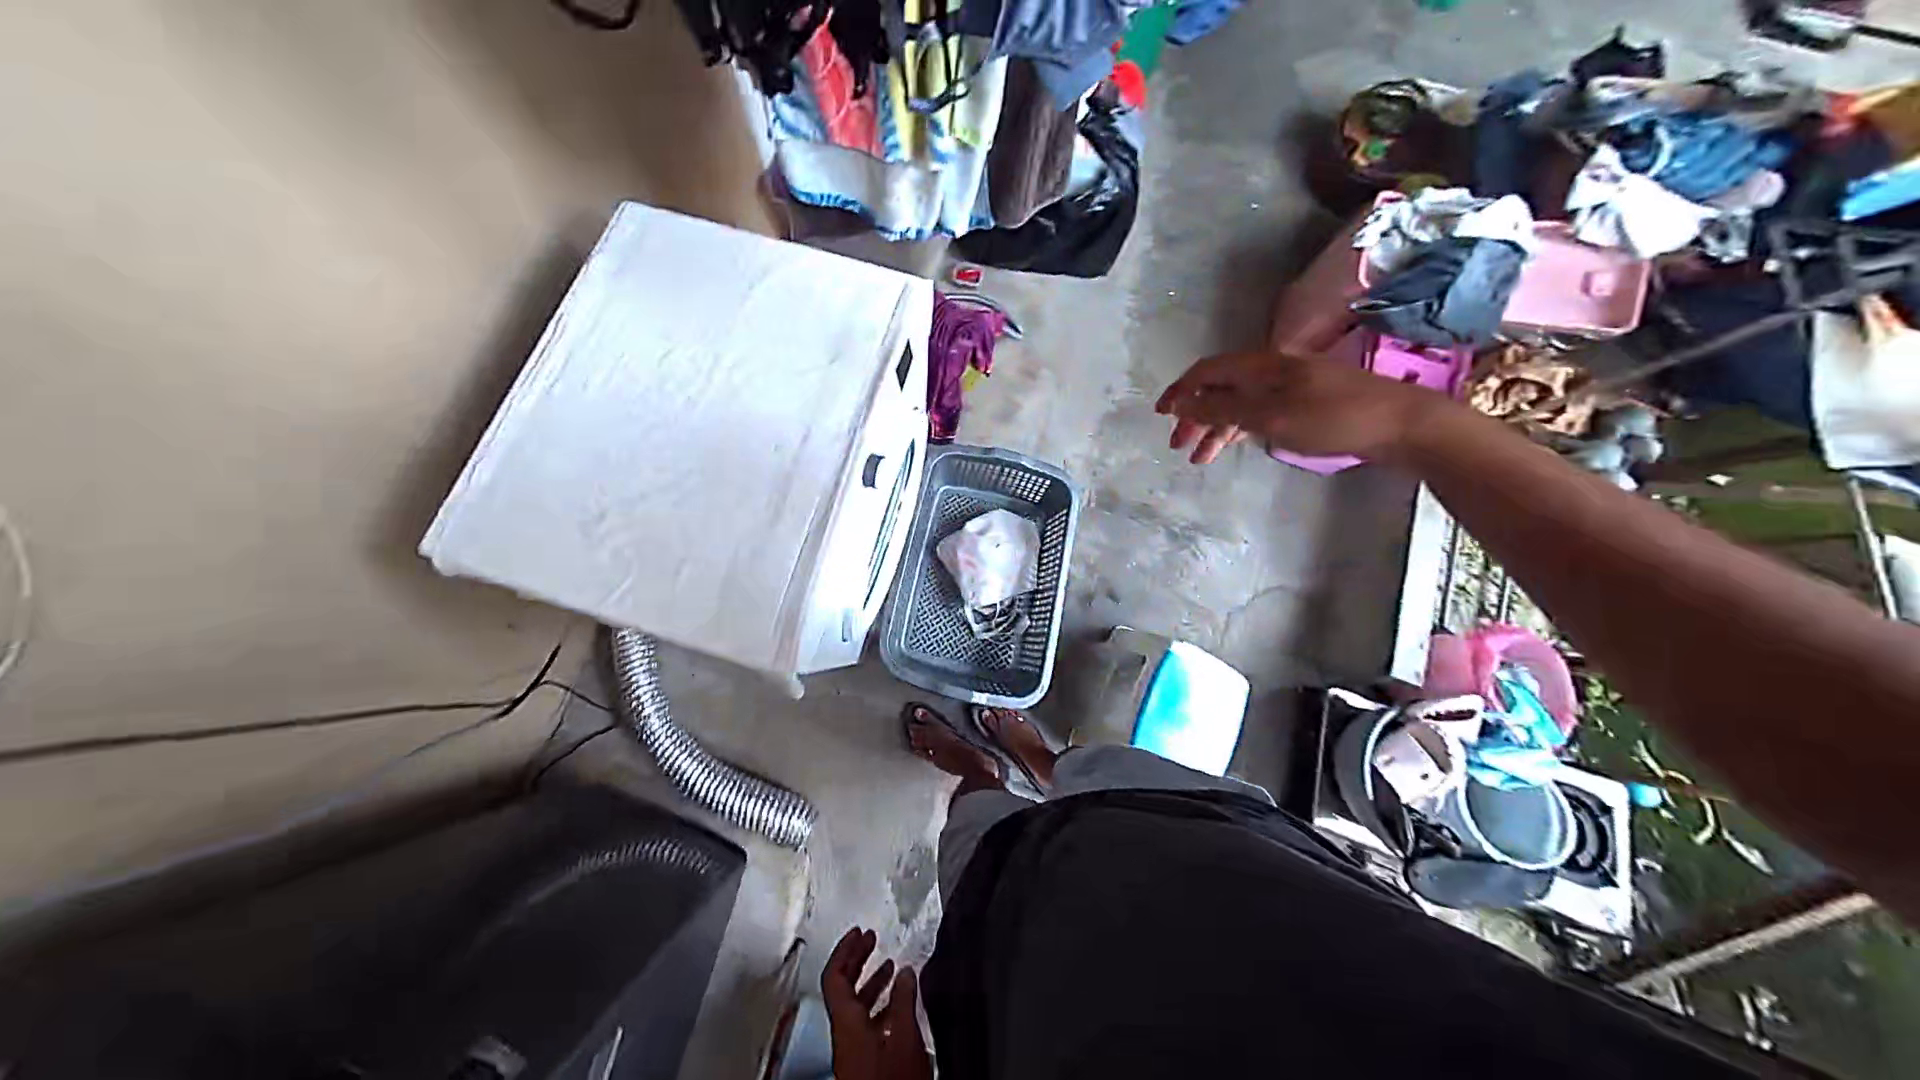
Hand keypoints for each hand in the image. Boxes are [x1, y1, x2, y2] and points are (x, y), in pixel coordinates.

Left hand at [821, 927, 931, 1079]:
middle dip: (856, 960)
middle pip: (842, 988)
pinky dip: (880, 1005)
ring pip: (855, 1006)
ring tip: (890, 966)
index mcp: (846, 1024)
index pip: (834, 976)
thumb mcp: (904, 1037)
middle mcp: (844, 1035)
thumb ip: (903, 1001)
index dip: (845, 950)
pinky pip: (866, 1024)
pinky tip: (899, 1003)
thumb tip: (905, 973)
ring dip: (871, 982)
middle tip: (871, 939)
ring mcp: (852, 1051)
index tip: (857, 932)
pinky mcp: (864, 1064)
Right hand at [1155, 349, 1446, 463]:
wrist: (1398, 425)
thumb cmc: (1331, 418)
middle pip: (1220, 388)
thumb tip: (1183, 401)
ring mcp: (1288, 387)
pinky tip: (1231, 446)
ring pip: (1238, 404)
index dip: (1180, 390)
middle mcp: (1271, 371)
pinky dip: (1239, 431)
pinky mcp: (1303, 405)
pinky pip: (1257, 414)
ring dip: (1215, 428)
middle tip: (1177, 445)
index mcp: (1261, 365)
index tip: (1160, 414)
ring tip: (1198, 458)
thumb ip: (1223, 407)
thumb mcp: (1270, 415)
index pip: (1207, 371)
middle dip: (1194, 415)